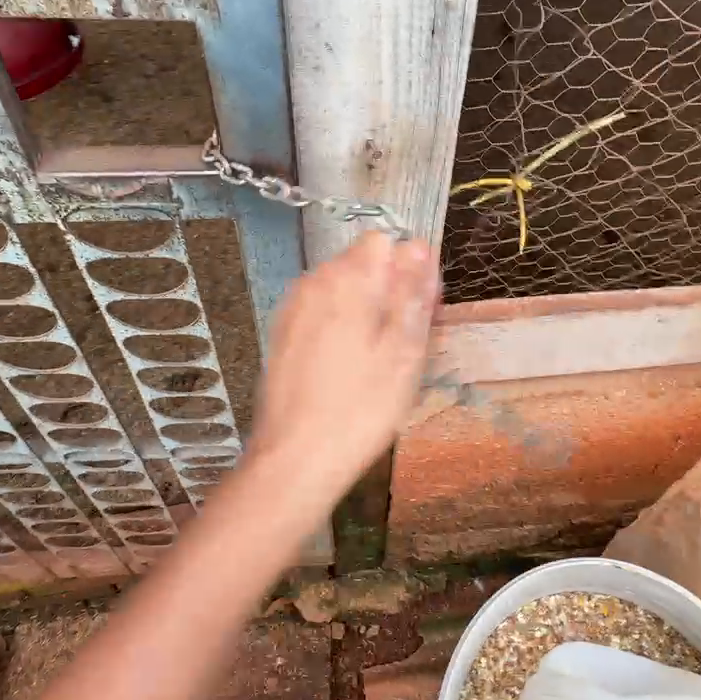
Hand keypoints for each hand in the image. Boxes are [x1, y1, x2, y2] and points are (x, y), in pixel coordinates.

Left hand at [250, 231, 439, 495]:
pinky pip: (321, 311)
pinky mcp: (282, 332)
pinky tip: (345, 368)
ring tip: (374, 362)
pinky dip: (338, 327)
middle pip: (362, 263)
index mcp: (347, 279)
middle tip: (401, 345)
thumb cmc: (361, 408)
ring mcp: (293, 306)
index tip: (417, 311)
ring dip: (363, 310)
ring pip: (341, 288)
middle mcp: (314, 281)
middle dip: (386, 290)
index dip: (407, 270)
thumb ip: (412, 292)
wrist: (295, 458)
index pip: (384, 241)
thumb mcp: (404, 351)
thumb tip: (419, 246)